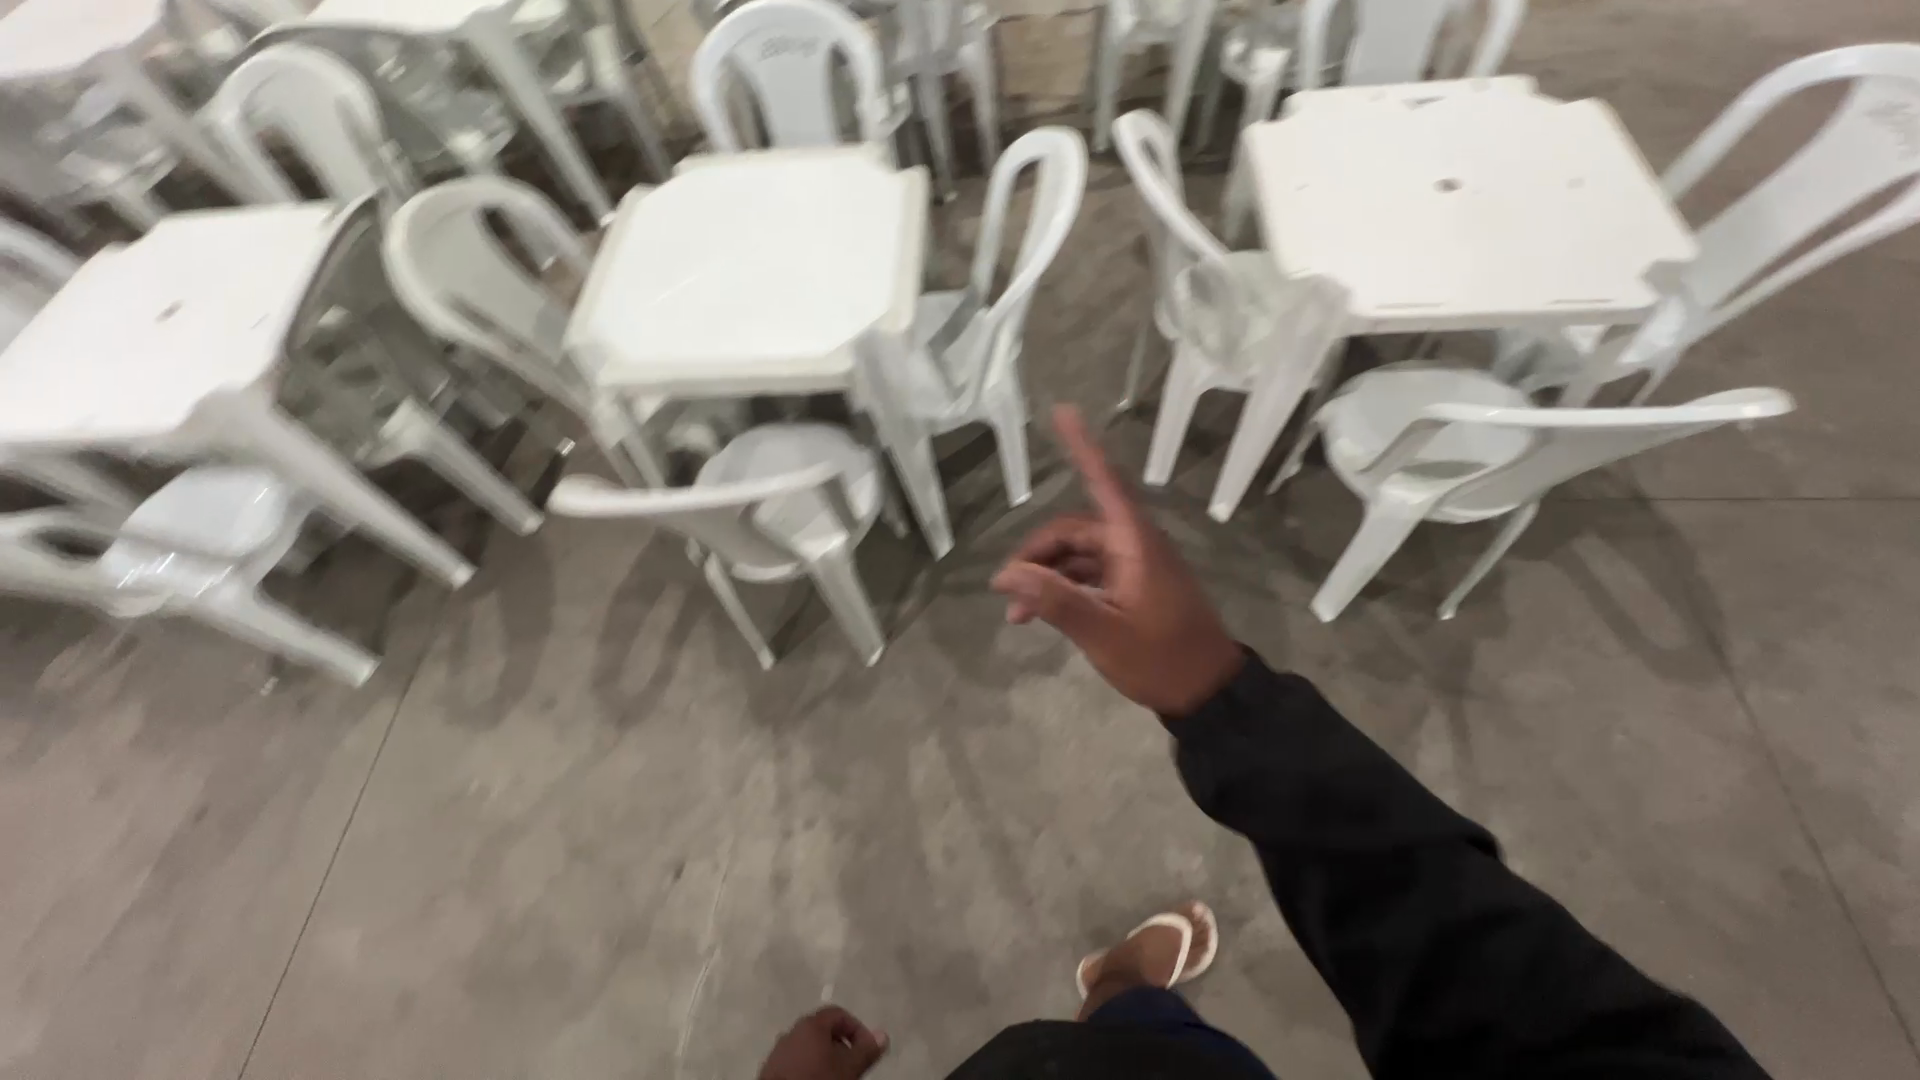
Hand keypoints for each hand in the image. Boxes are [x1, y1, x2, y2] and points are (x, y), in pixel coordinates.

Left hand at [759, 1006, 888, 1079]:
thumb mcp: (848, 1068)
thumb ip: (866, 1050)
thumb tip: (884, 1034)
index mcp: (812, 1023)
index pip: (839, 1014)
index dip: (856, 1029)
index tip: (866, 1050)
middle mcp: (793, 1030)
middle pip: (823, 1031)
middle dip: (841, 1046)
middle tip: (852, 1066)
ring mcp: (779, 1050)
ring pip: (809, 1048)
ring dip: (825, 1059)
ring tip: (835, 1077)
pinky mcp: (770, 1069)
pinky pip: (796, 1061)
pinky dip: (809, 1068)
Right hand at [991, 406, 1243, 716]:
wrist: (1208, 692)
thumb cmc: (1160, 658)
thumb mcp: (1102, 633)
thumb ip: (1055, 600)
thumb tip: (1006, 576)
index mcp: (1134, 542)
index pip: (1104, 481)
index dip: (1082, 446)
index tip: (1062, 412)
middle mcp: (1134, 544)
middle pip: (1075, 529)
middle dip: (1037, 553)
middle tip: (1006, 589)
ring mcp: (1135, 566)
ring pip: (1078, 554)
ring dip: (1046, 576)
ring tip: (1017, 614)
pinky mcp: (1134, 587)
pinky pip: (1090, 574)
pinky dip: (1064, 587)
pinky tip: (1041, 613)